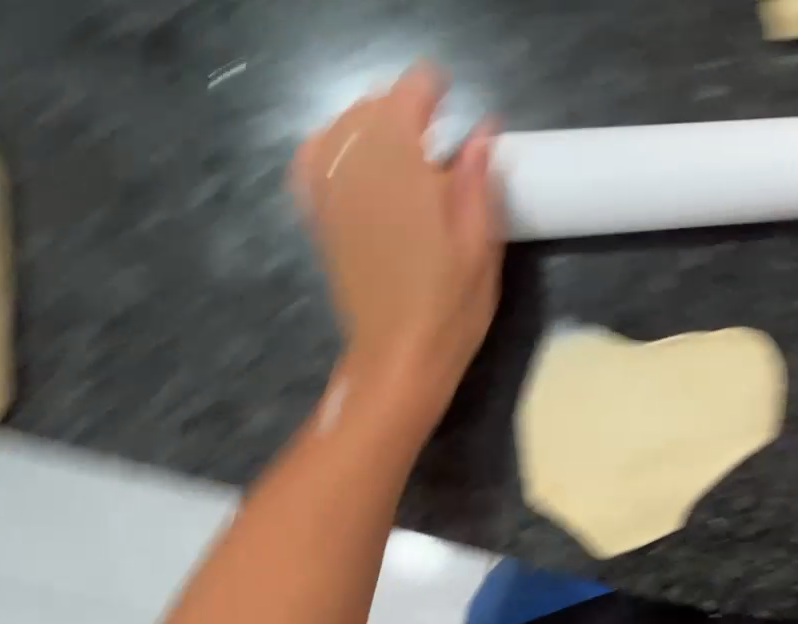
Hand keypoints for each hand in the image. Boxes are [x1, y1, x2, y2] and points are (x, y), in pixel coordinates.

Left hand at [292, 65, 503, 432]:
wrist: (398, 357)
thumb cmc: (451, 307)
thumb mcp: (482, 247)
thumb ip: (479, 182)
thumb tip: (483, 130)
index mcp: (402, 168)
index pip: (409, 96)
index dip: (433, 91)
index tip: (455, 104)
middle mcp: (357, 168)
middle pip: (372, 107)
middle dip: (405, 108)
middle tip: (439, 135)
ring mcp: (331, 191)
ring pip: (342, 128)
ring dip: (373, 126)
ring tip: (403, 150)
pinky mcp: (321, 216)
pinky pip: (313, 160)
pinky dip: (334, 148)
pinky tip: (357, 163)